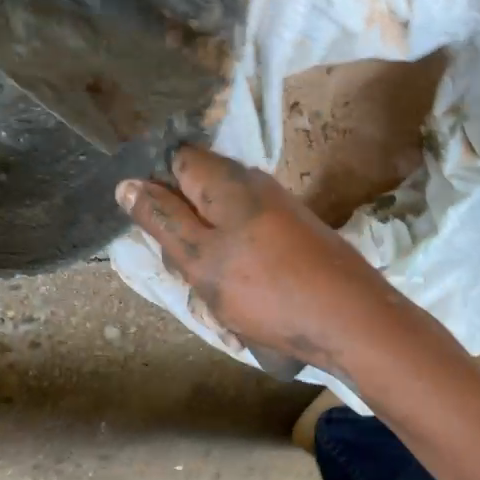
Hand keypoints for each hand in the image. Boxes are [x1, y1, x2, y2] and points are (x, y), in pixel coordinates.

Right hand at [117, 145, 417, 376]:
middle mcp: (253, 183)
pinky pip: (246, 239)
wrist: (354, 322)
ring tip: (212, 292)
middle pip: (196, 190)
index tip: (146, 222)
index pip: (174, 157)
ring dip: (206, 254)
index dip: (153, 183)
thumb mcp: (199, 259)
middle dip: (179, 226)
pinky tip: (240, 297)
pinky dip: (234, 264)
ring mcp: (277, 209)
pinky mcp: (294, 235)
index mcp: (225, 179)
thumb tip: (126, 184)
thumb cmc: (266, 289)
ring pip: (220, 220)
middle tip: (180, 268)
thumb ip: (161, 220)